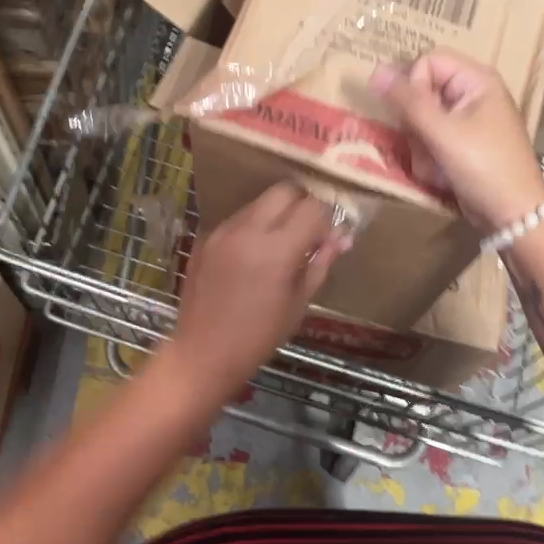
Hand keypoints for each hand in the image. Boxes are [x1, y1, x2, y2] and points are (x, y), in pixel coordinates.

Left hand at [167, 183, 345, 396]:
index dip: (327, 218)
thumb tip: (341, 238)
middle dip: (302, 204)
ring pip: (259, 201)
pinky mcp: (205, 237)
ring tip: (281, 243)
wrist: (203, 353)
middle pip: (285, 191)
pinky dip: (253, 226)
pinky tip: (253, 254)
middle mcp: (248, 230)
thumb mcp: (298, 304)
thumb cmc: (258, 337)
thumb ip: (320, 264)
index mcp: (276, 250)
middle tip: (308, 230)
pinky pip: (238, 218)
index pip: (312, 208)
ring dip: (277, 213)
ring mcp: (222, 230)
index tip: (329, 236)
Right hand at [370, 48, 543, 231]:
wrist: (514, 216)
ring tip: (436, 165)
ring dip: (421, 145)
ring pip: (422, 120)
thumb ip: (407, 101)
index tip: (416, 114)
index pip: (427, 62)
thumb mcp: (442, 133)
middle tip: (425, 143)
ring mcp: (468, 121)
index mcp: (477, 80)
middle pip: (422, 92)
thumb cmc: (484, 167)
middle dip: (416, 123)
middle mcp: (473, 94)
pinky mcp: (463, 144)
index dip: (414, 84)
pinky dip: (429, 158)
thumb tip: (374, 70)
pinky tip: (441, 175)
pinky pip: (431, 140)